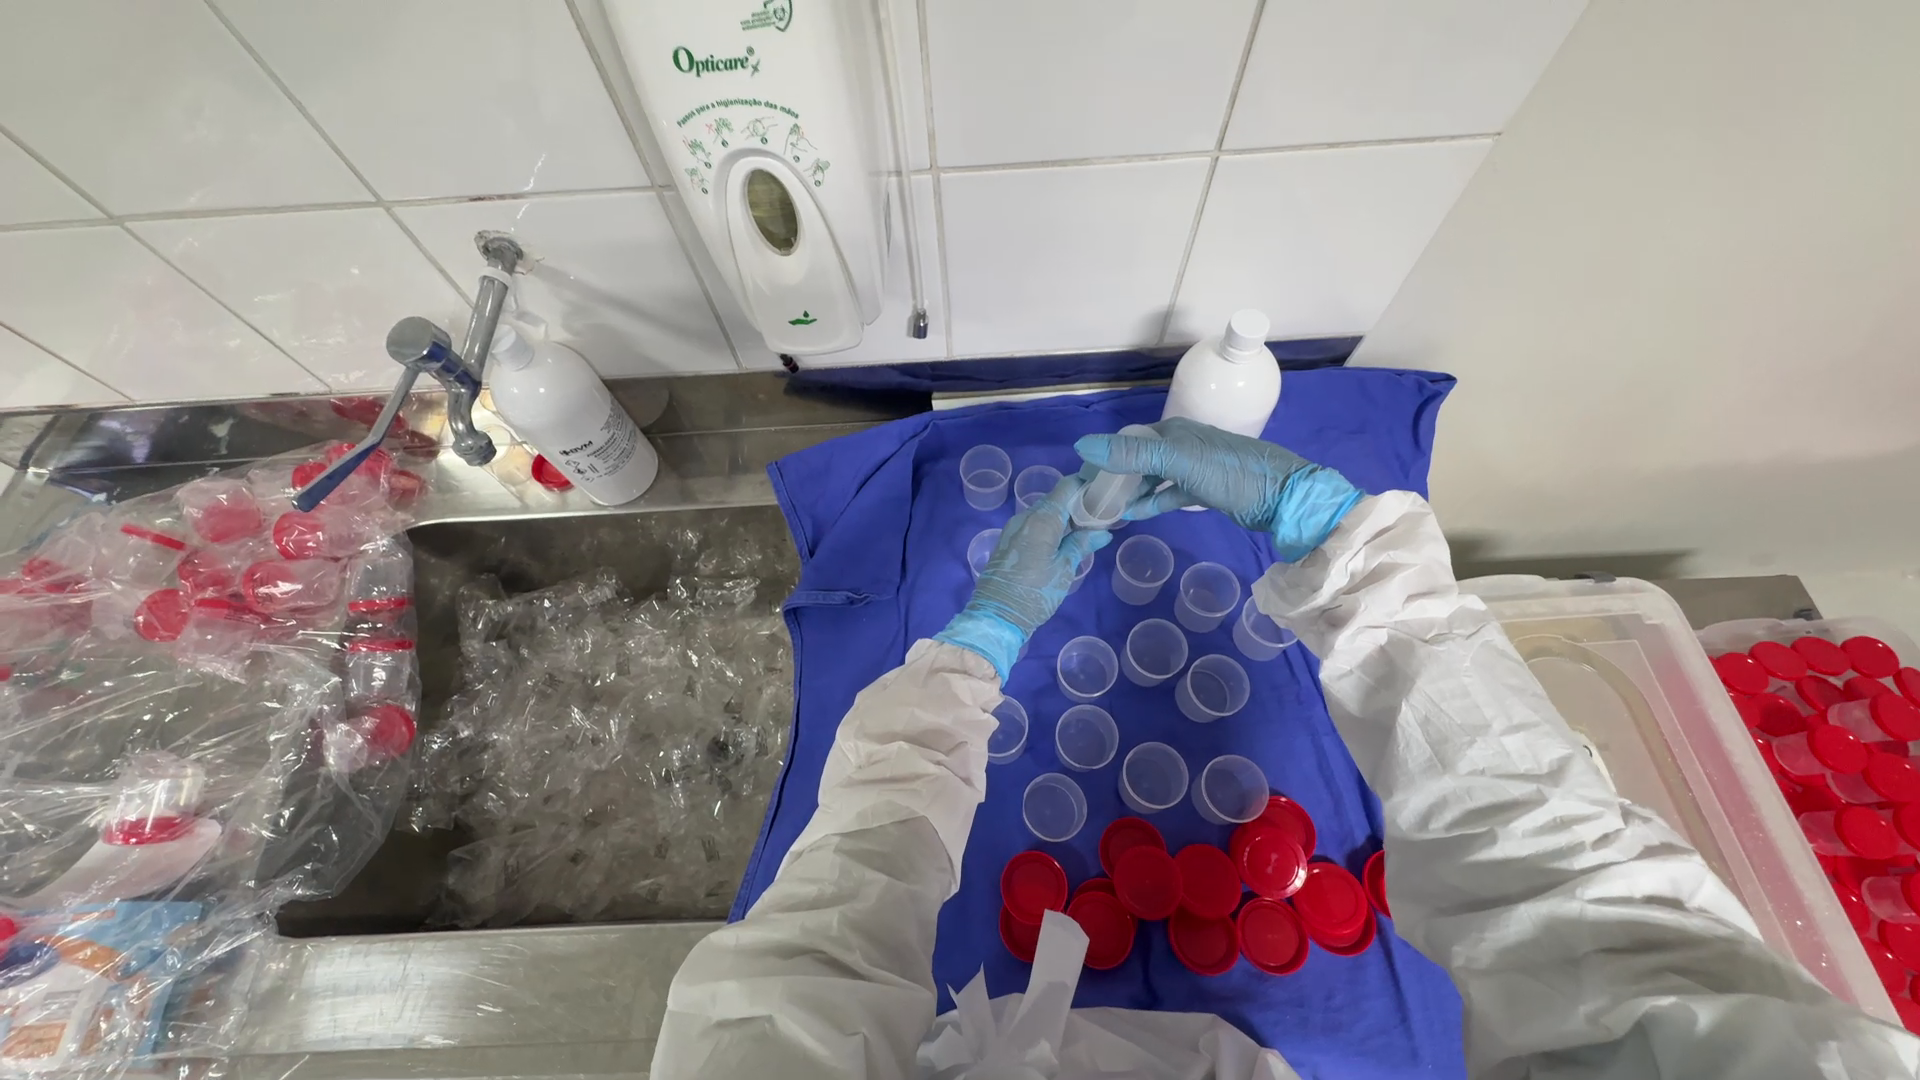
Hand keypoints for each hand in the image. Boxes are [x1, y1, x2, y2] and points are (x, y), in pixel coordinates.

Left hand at [934, 475, 1111, 681]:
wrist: (996, 617)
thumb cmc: (1034, 594)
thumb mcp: (1064, 570)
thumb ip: (1082, 545)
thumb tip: (1103, 531)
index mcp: (1040, 519)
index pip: (1066, 487)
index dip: (1086, 486)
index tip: (1105, 493)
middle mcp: (1024, 517)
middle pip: (1056, 499)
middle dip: (1079, 504)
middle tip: (1103, 515)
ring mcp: (1014, 529)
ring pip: (1045, 513)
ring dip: (1066, 518)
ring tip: (1089, 529)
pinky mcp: (1009, 542)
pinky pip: (1034, 525)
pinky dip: (1052, 528)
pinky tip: (1066, 541)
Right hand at [1073, 416, 1362, 560]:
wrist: (1286, 497)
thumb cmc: (1231, 474)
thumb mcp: (1179, 462)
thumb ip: (1132, 455)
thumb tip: (1082, 445)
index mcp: (1173, 431)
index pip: (1127, 440)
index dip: (1103, 457)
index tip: (1080, 478)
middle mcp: (1181, 444)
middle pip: (1138, 458)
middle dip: (1114, 476)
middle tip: (1091, 498)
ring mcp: (1194, 467)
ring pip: (1152, 477)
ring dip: (1131, 491)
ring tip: (1108, 509)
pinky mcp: (1205, 489)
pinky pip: (1169, 493)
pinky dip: (1152, 502)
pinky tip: (1135, 514)